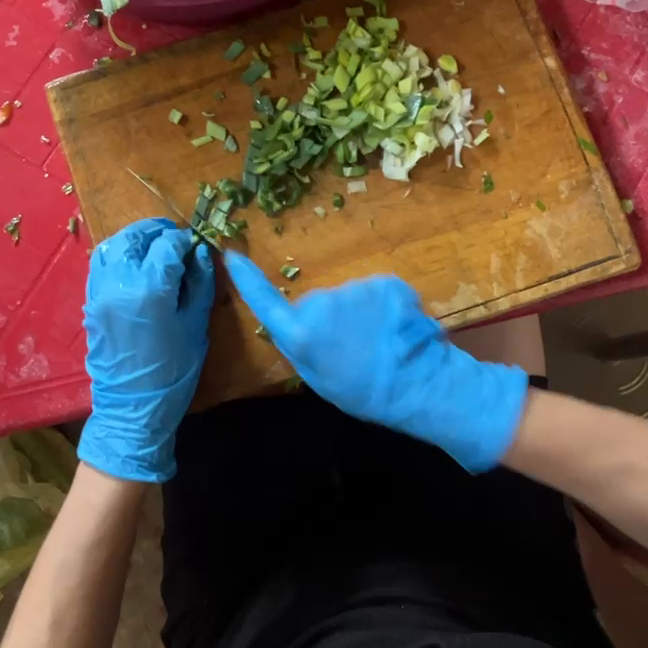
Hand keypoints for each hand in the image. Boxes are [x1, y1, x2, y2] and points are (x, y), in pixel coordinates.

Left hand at [79, 218, 215, 482]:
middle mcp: (119, 281)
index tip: (197, 246)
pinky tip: (136, 264)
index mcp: (149, 288)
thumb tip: (201, 252)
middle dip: (158, 233)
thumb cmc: (174, 369)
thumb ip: (200, 283)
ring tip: (155, 248)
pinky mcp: (91, 301)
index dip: (185, 240)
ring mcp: (100, 290)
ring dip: (136, 240)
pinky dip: (119, 254)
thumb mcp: (196, 325)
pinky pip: (102, 264)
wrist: (133, 407)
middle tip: (177, 242)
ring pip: (114, 245)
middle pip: (136, 236)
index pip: (167, 243)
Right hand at [225, 255, 529, 471]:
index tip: (230, 256)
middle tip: (351, 348)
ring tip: (378, 343)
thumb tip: (294, 322)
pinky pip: (377, 292)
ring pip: (350, 297)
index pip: (265, 301)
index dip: (247, 279)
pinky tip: (396, 330)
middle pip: (318, 301)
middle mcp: (322, 304)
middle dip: (330, 318)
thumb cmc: (362, 391)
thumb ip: (300, 344)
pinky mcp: (386, 282)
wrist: (417, 386)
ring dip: (361, 314)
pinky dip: (386, 307)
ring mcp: (356, 289)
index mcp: (301, 334)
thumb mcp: (318, 377)